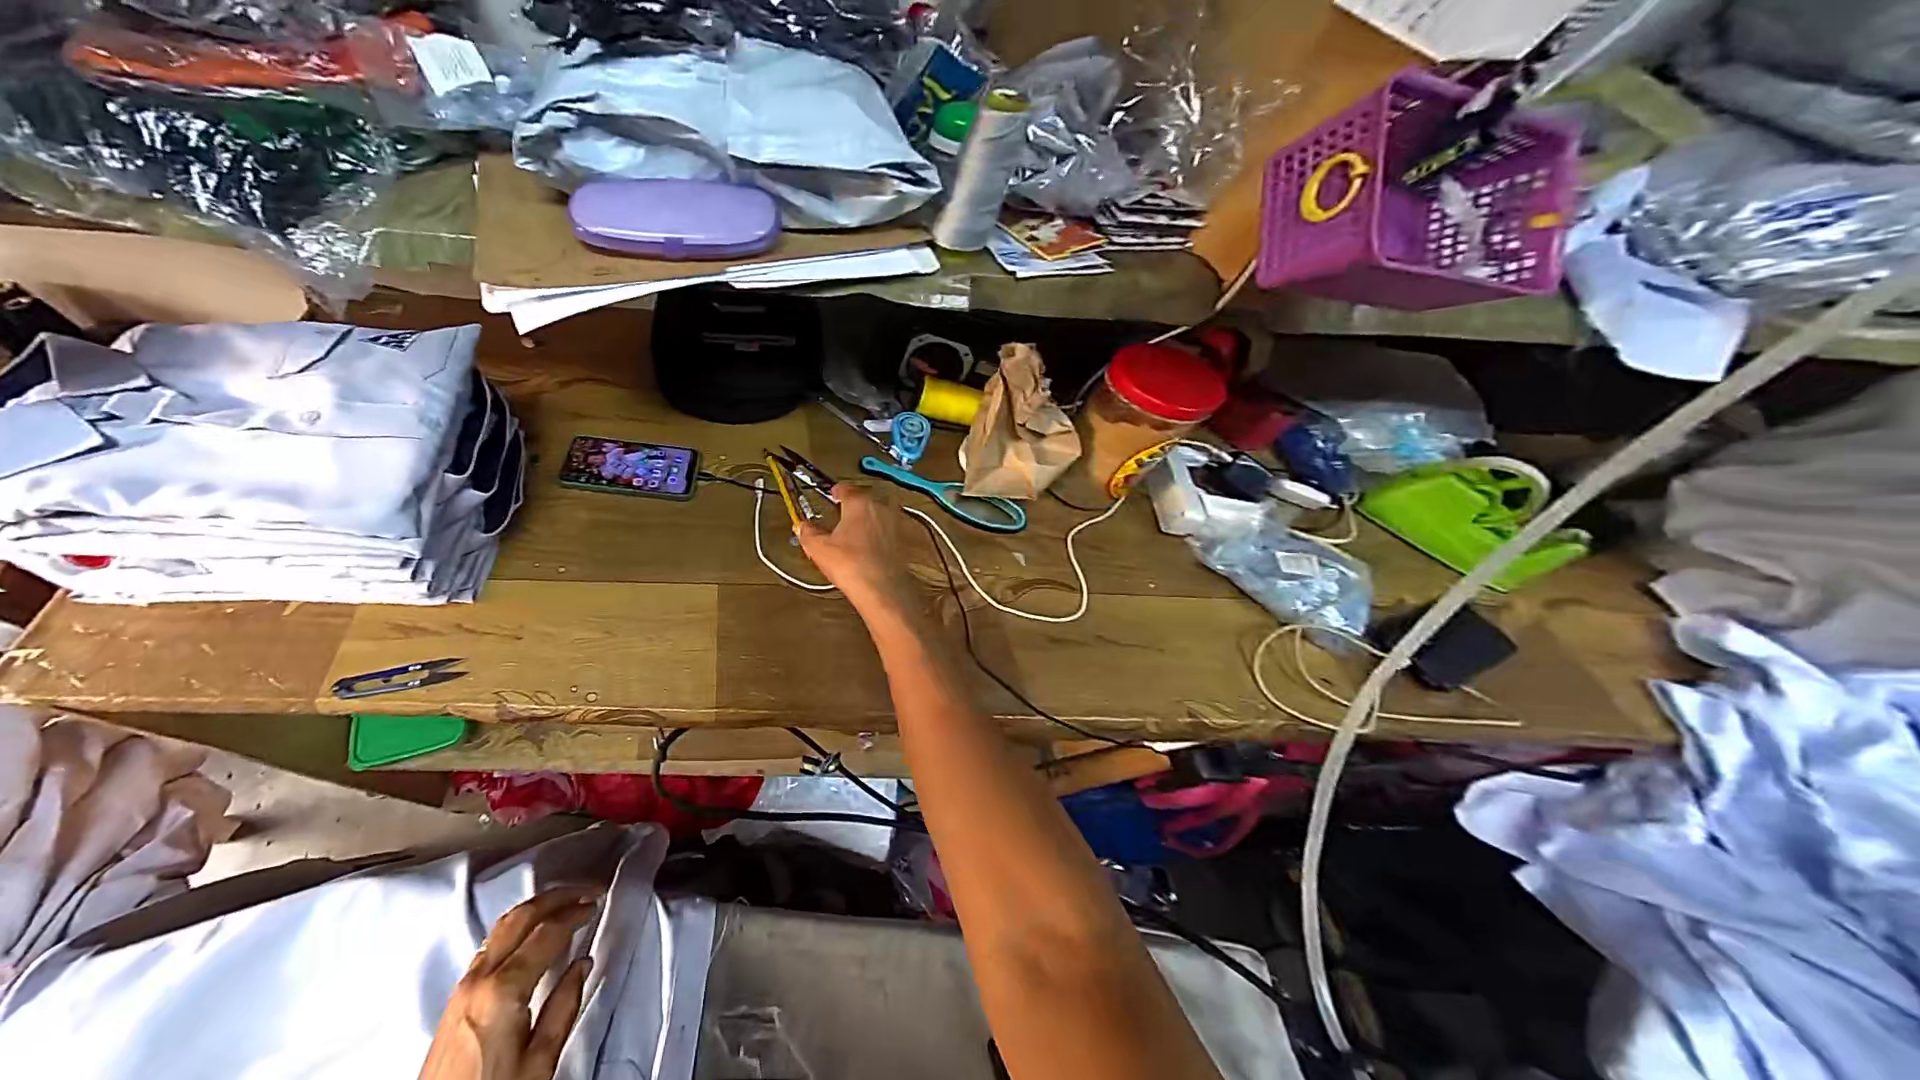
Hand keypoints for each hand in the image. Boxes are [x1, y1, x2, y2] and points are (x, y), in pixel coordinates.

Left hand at [418, 887, 598, 1079]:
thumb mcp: (540, 1062)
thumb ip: (564, 1006)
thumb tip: (582, 965)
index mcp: (503, 991)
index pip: (547, 932)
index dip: (575, 912)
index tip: (596, 903)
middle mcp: (478, 981)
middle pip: (520, 918)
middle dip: (556, 897)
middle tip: (585, 890)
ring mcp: (461, 989)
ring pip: (502, 927)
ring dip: (536, 908)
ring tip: (563, 904)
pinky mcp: (454, 1000)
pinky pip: (490, 945)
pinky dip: (517, 927)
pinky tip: (533, 934)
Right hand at [797, 484, 920, 616]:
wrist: (881, 589)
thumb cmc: (853, 565)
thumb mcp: (819, 548)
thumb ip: (808, 532)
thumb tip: (803, 527)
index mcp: (860, 502)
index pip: (846, 488)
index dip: (836, 491)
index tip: (832, 494)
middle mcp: (881, 508)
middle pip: (865, 498)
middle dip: (853, 505)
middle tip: (840, 514)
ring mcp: (895, 523)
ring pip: (879, 513)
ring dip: (867, 519)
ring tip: (854, 532)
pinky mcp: (902, 541)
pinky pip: (887, 530)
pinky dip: (878, 534)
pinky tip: (868, 547)